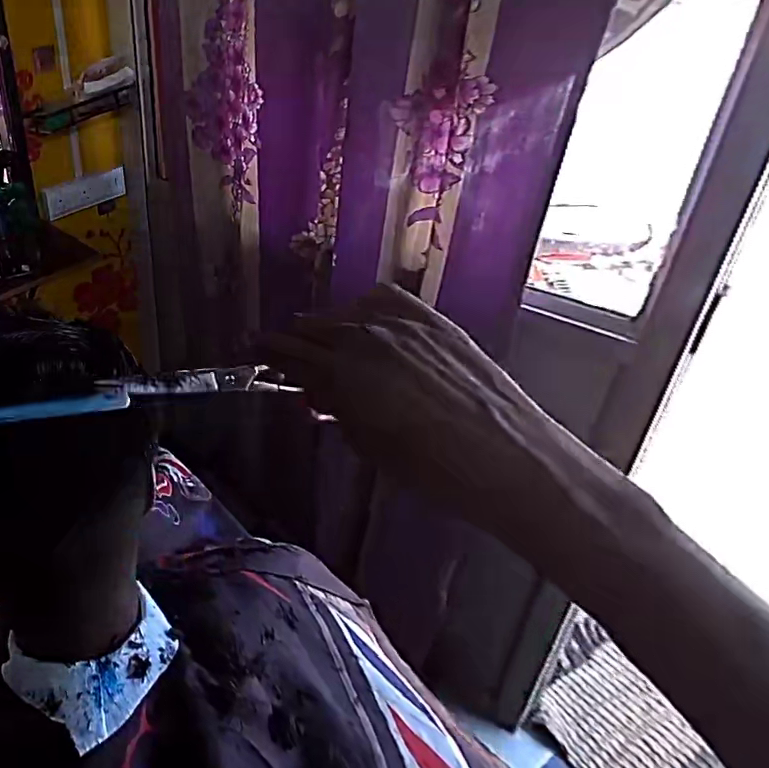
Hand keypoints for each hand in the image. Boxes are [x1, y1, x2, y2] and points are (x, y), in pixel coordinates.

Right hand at [273, 284, 616, 548]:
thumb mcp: (365, 441)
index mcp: (339, 369)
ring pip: (341, 312)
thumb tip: (313, 389)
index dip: (264, 351)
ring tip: (334, 350)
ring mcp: (400, 323)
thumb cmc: (433, 469)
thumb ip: (332, 405)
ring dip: (328, 329)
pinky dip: (366, 309)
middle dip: (294, 344)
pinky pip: (383, 299)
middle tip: (292, 363)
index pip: (283, 349)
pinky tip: (370, 326)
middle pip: (307, 327)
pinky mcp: (433, 321)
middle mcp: (363, 336)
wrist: (516, 464)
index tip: (252, 352)